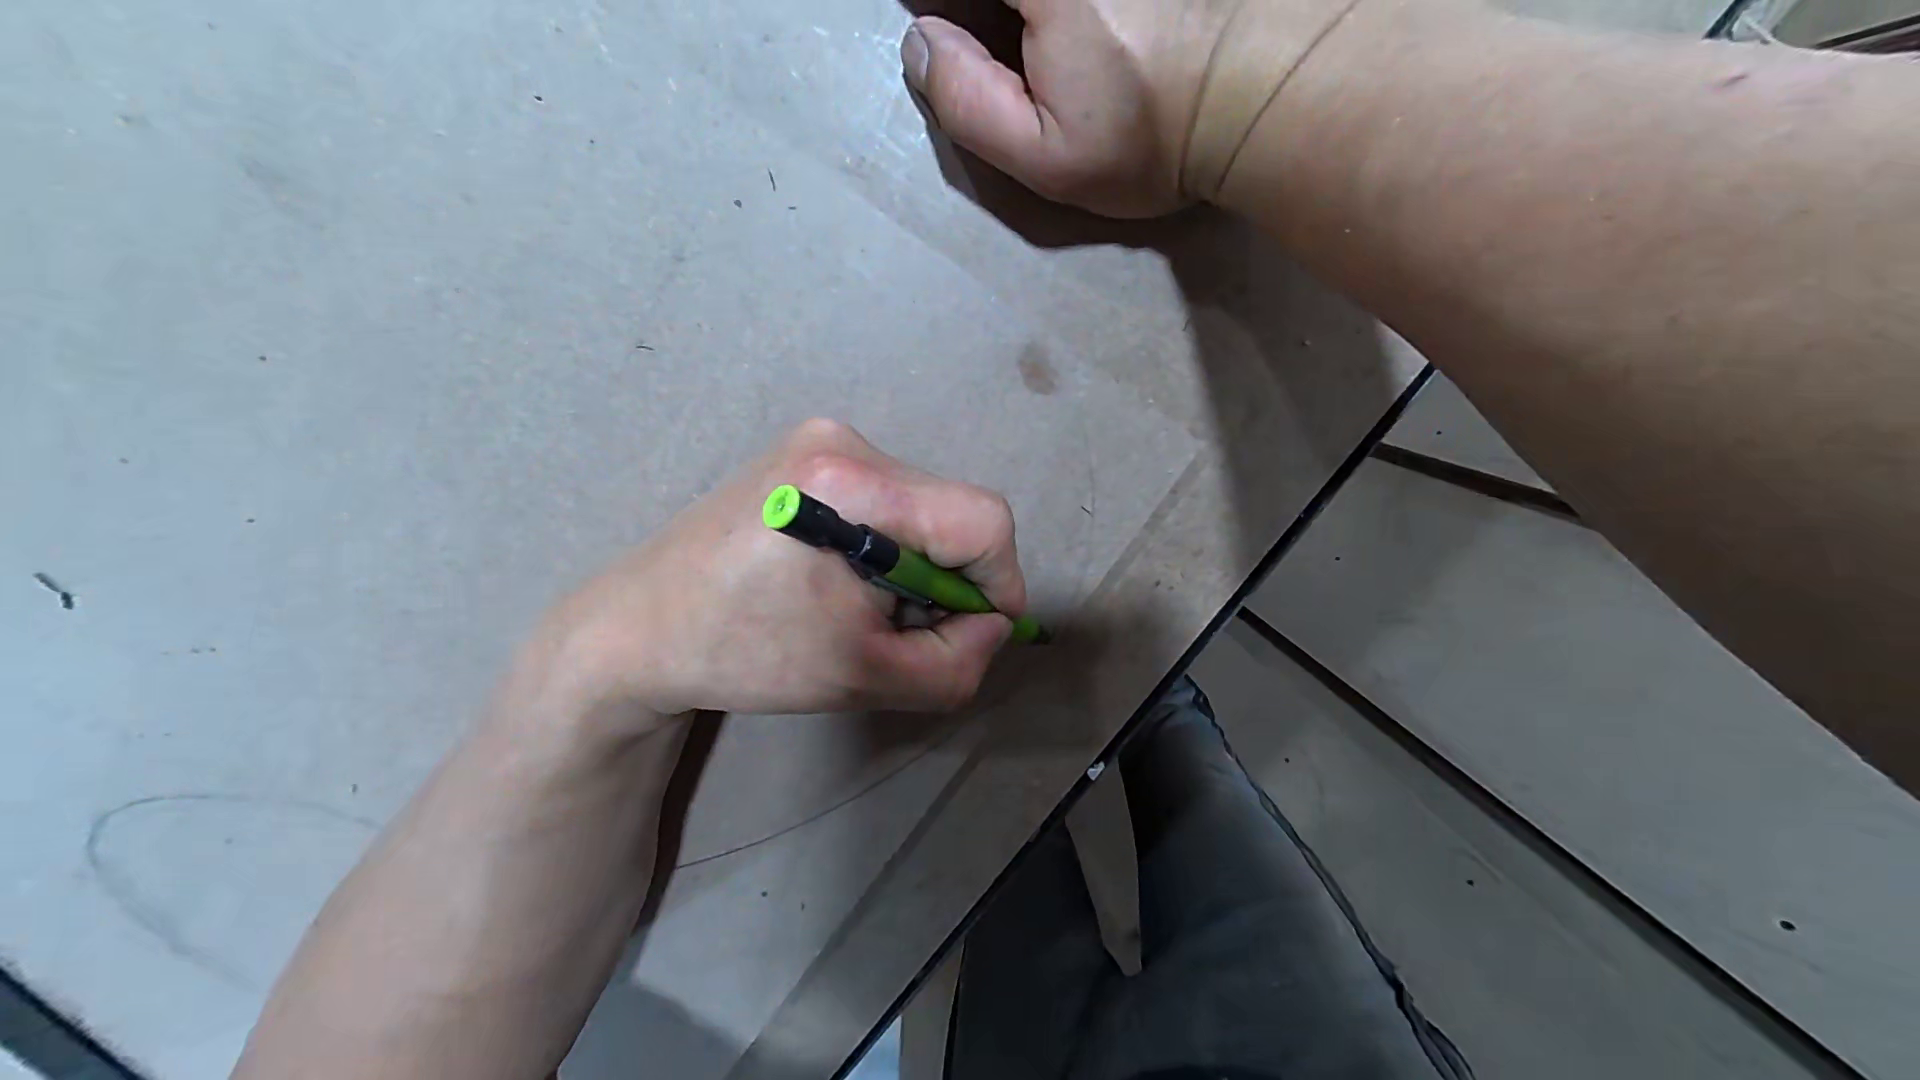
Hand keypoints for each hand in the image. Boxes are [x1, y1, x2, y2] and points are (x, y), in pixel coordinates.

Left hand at [507, 420, 1026, 733]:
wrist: (639, 626)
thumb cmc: (745, 656)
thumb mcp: (867, 678)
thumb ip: (957, 660)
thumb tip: (993, 621)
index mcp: (853, 488)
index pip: (982, 520)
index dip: (1000, 581)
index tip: (978, 630)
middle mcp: (843, 444)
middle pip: (953, 511)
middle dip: (951, 579)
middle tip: (905, 629)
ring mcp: (821, 441)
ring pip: (924, 506)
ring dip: (919, 563)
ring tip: (862, 609)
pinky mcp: (809, 453)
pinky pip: (890, 499)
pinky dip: (891, 545)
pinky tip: (843, 580)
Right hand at [899, 0, 1371, 215]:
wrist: (1276, 88)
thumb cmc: (1155, 137)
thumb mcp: (1048, 159)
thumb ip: (967, 105)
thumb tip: (921, 42)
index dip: (937, 11)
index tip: (956, 42)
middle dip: (984, 15)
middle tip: (1015, 52)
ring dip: (1026, 23)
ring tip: (1055, 52)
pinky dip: (1060, 19)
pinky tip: (1082, 37)